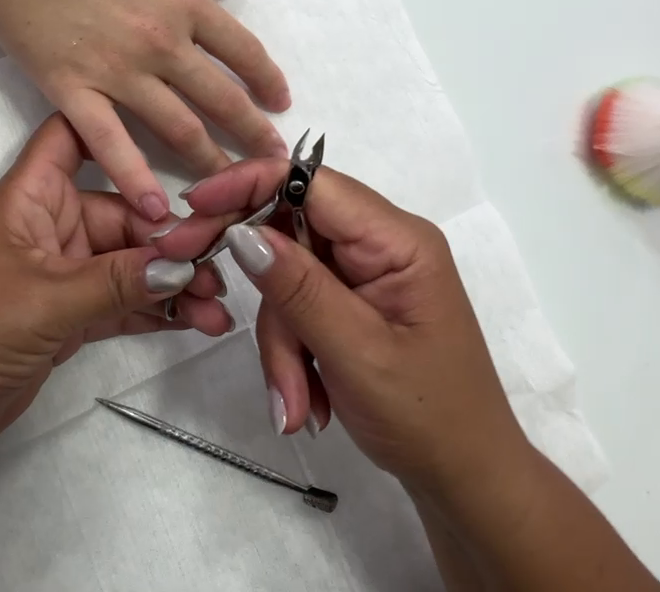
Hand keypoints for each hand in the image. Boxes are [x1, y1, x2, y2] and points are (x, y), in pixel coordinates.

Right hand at [0, 0, 291, 221]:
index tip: (281, 102)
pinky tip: (158, 208)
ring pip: (178, 128)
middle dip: (253, 133)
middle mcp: (161, 41)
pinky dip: (135, 177)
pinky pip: (110, 143)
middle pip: (220, 98)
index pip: (243, 50)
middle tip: (273, 160)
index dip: (267, 80)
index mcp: (183, 0)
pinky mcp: (72, 91)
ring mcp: (117, 71)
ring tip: (234, 186)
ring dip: (212, 161)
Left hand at [0, 115, 234, 462]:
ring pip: (129, 264)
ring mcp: (61, 274)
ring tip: (219, 306)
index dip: (120, 132)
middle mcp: (51, 226)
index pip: (74, 138)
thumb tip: (186, 264)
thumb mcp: (46, 301)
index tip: (180, 143)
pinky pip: (122, 303)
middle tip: (224, 264)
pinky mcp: (68, 317)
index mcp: (33, 197)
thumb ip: (119, 282)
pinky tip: (197, 323)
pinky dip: (156, 312)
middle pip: (123, 213)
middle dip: (172, 240)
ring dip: (171, 282)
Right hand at [171, 159, 520, 485]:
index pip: (313, 183)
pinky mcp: (354, 303)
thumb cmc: (426, 415)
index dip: (250, 183)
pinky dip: (294, 352)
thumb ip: (297, 288)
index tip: (195, 206)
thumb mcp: (356, 352)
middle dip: (265, 293)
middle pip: (293, 235)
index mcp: (397, 240)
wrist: (464, 477)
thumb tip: (241, 230)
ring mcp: (367, 275)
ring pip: (290, 280)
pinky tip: (306, 400)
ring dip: (283, 342)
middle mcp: (382, 244)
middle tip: (205, 297)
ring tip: (295, 403)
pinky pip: (302, 308)